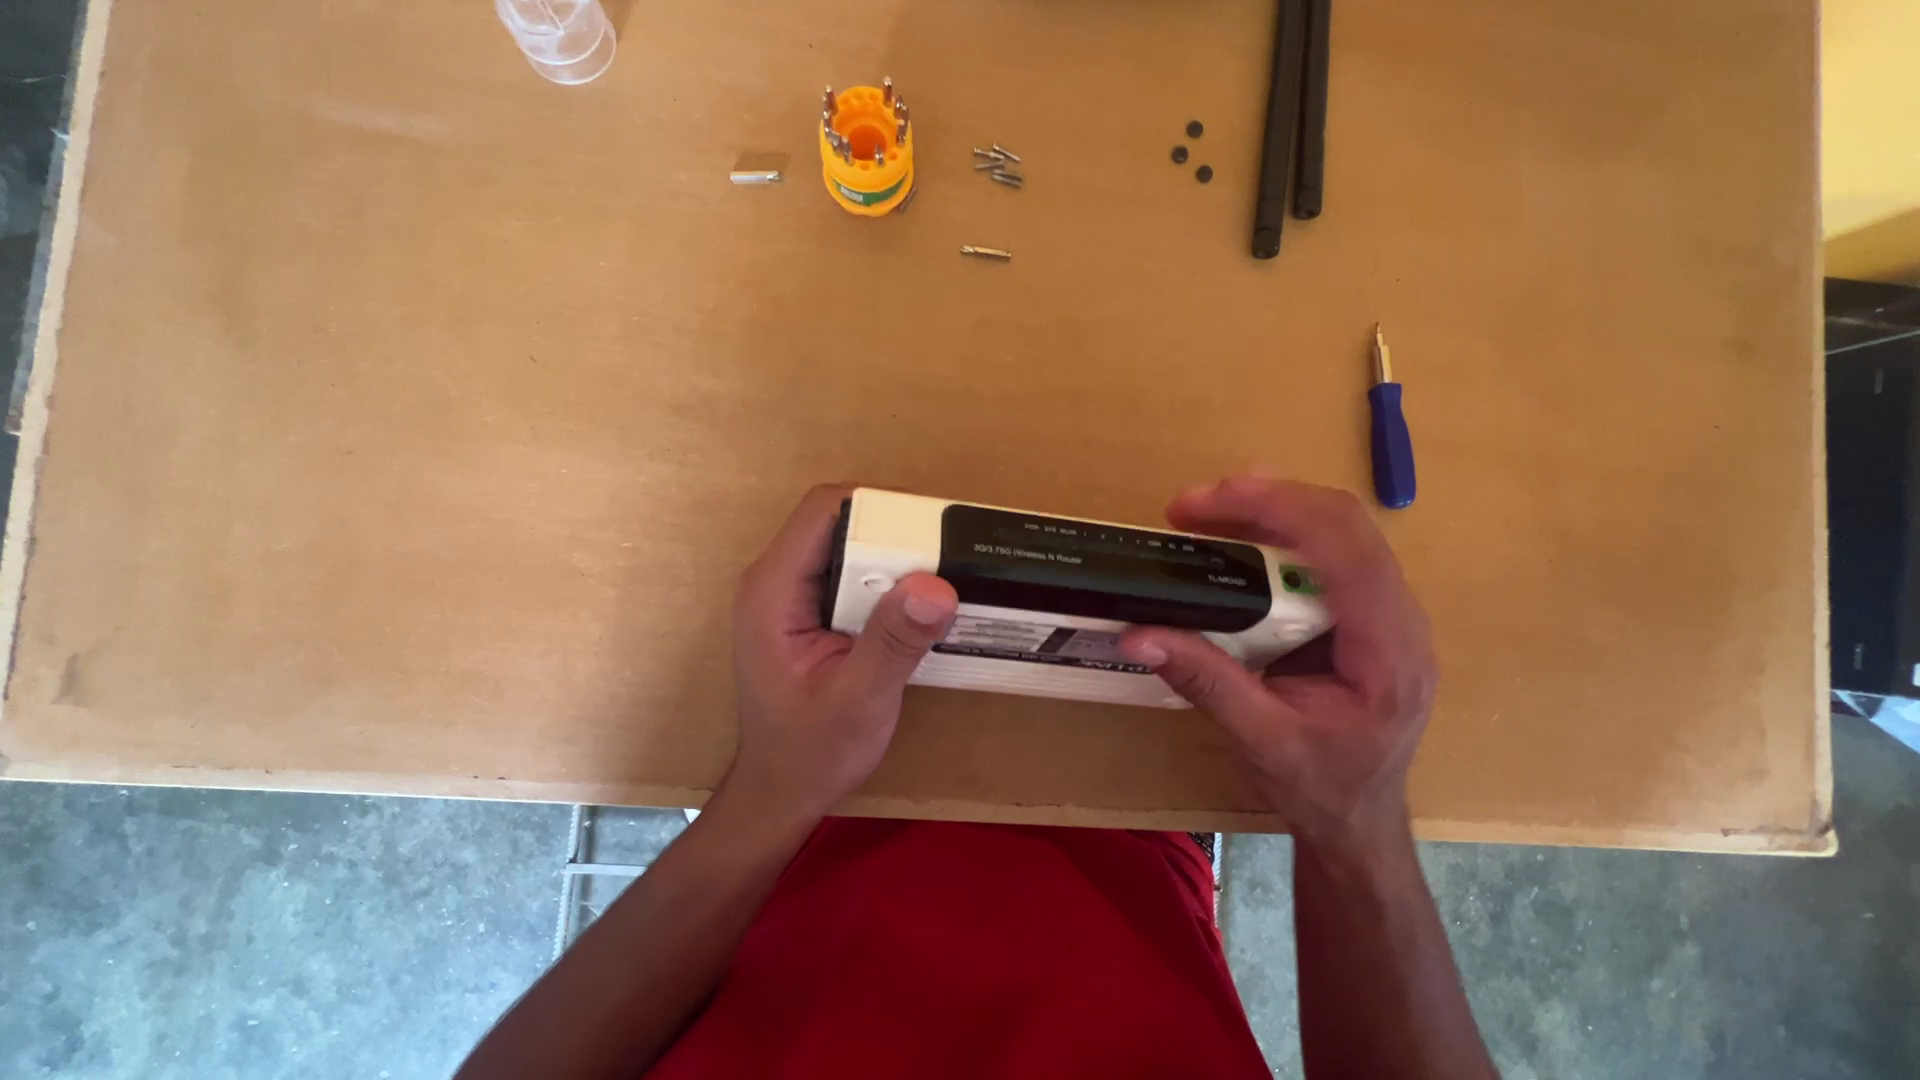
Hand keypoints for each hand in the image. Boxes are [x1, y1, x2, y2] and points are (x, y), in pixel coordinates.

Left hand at [727, 484, 958, 820]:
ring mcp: (789, 594)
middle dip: (896, 532)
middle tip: (950, 553)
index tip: (934, 527)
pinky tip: (920, 602)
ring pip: (848, 545)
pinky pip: (851, 572)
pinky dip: (888, 579)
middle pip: (838, 522)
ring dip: (896, 556)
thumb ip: (893, 642)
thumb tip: (937, 586)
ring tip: (945, 574)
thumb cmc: (811, 753)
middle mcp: (775, 580)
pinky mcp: (808, 610)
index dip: (880, 507)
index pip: (822, 511)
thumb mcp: (858, 702)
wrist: (783, 791)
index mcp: (772, 591)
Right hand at [1120, 476, 1435, 851]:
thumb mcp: (1261, 742)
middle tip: (1189, 507)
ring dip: (1269, 510)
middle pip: (1344, 523)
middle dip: (1265, 499)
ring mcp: (1388, 612)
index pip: (1346, 549)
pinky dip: (1276, 536)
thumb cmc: (1321, 789)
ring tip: (1202, 515)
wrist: (1359, 822)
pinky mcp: (1366, 614)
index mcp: (1389, 649)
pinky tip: (1233, 542)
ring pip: (1337, 529)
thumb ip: (1206, 682)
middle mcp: (1401, 618)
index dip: (1279, 509)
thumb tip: (1137, 635)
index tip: (1206, 502)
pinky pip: (1327, 552)